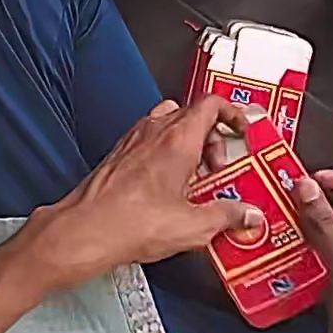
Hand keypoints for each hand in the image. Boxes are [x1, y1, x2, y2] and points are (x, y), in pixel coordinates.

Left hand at [24, 96, 264, 291]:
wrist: (86, 229)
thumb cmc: (131, 222)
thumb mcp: (193, 225)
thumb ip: (227, 216)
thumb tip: (247, 214)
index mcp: (178, 138)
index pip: (210, 104)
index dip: (232, 113)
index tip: (242, 131)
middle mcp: (154, 130)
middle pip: (193, 114)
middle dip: (213, 138)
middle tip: (220, 170)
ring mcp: (134, 139)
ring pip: (170, 125)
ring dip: (189, 144)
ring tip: (196, 179)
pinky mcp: (120, 153)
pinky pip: (151, 139)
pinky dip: (166, 152)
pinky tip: (170, 186)